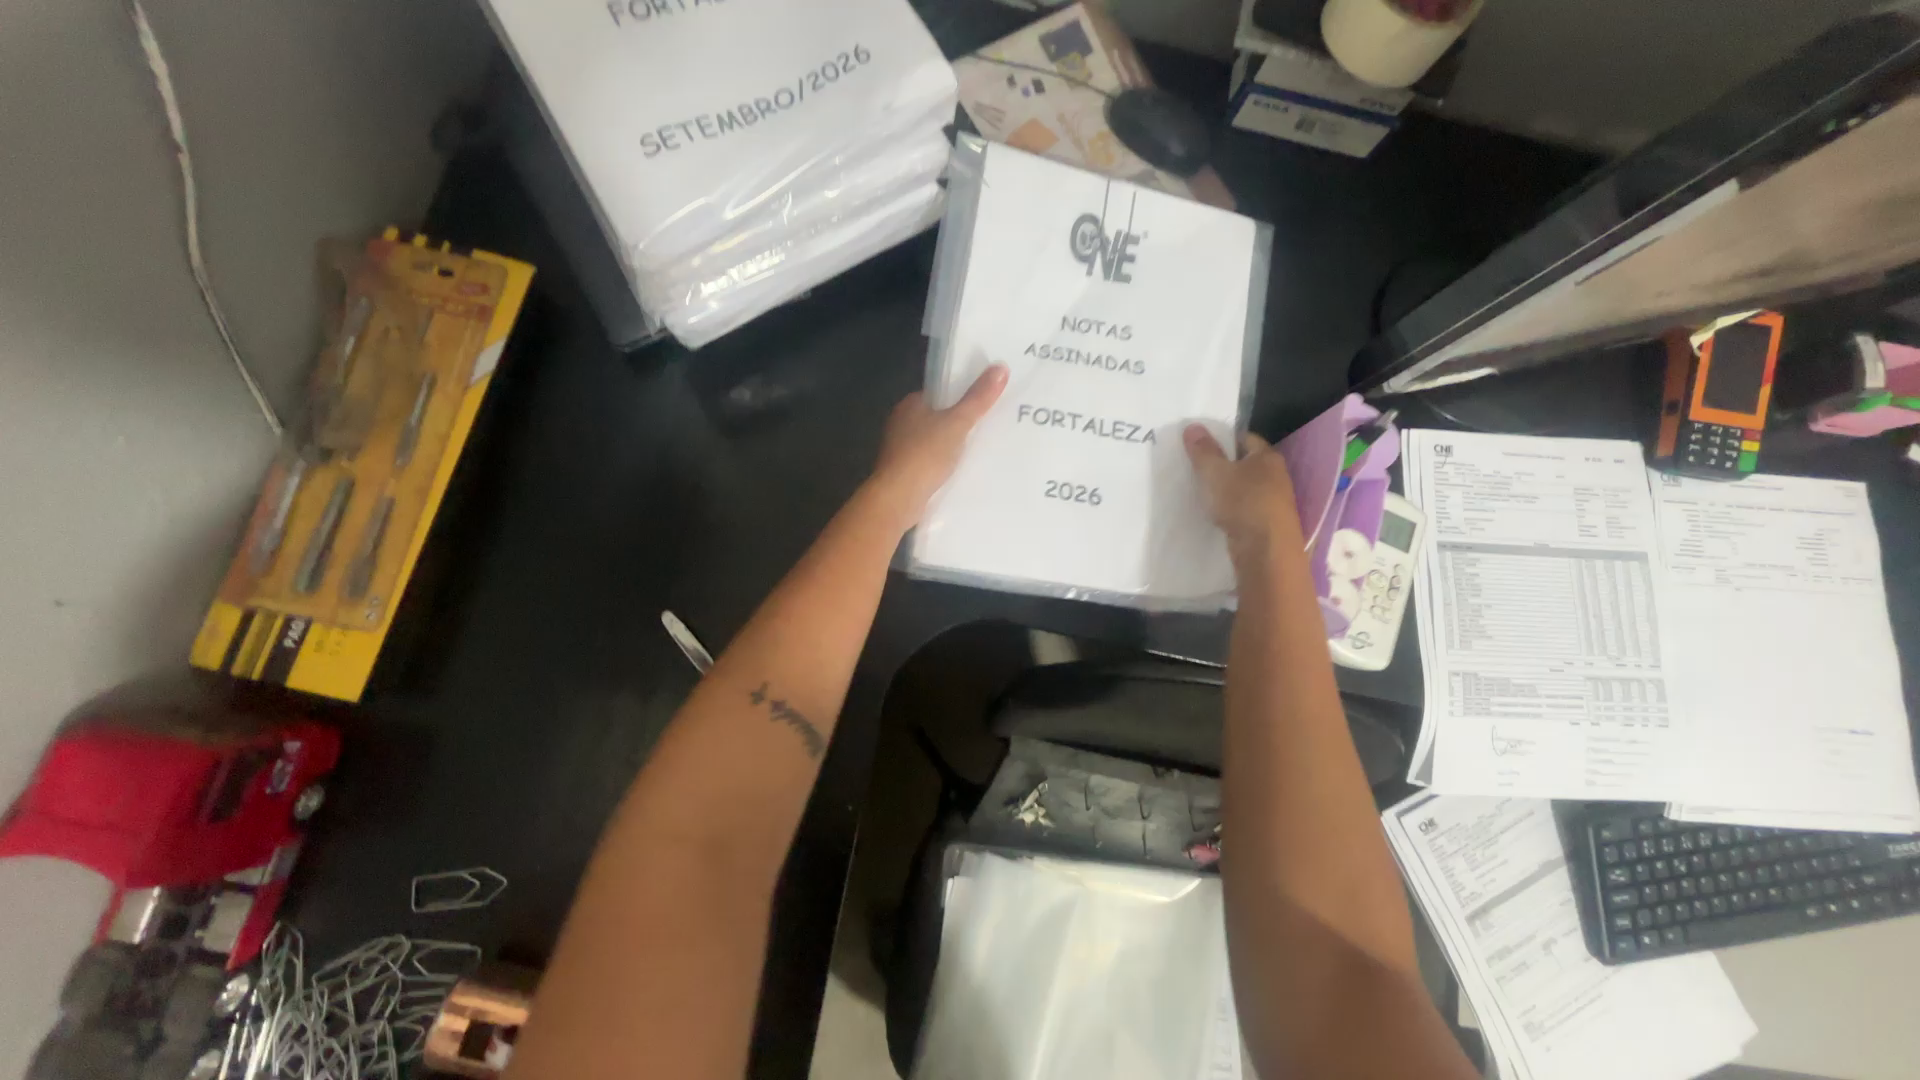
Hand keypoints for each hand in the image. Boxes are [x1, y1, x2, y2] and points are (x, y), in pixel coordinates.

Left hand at [866, 365, 1007, 530]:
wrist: (899, 497)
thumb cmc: (925, 454)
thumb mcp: (957, 422)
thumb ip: (978, 398)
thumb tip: (1001, 367)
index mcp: (909, 405)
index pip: (938, 394)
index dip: (959, 396)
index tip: (983, 401)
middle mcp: (900, 423)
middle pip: (936, 417)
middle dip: (957, 422)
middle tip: (987, 425)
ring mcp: (899, 449)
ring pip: (932, 441)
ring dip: (950, 445)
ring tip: (980, 448)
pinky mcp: (903, 472)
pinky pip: (929, 462)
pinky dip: (943, 464)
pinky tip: (960, 470)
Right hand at [1183, 424, 1305, 562]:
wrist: (1266, 550)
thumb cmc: (1243, 502)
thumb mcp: (1215, 473)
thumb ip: (1203, 451)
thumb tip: (1192, 426)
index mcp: (1267, 456)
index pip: (1244, 438)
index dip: (1222, 438)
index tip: (1201, 446)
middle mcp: (1277, 475)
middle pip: (1246, 463)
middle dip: (1224, 465)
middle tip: (1198, 469)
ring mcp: (1276, 501)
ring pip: (1247, 487)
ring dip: (1229, 489)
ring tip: (1204, 493)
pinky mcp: (1269, 523)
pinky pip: (1247, 508)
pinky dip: (1233, 509)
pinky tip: (1218, 515)